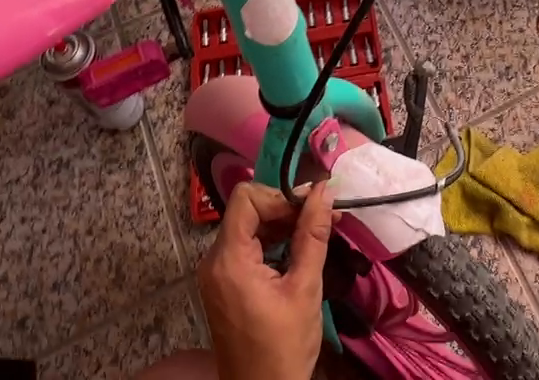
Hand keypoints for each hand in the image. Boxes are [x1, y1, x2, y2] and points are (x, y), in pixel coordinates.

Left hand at [198, 182, 334, 379]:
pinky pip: (246, 247)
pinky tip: (298, 252)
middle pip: (247, 210)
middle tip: (322, 218)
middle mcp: (214, 261)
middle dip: (285, 209)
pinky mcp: (223, 285)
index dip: (279, 196)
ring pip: (248, 227)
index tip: (309, 209)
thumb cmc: (284, 346)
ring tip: (316, 233)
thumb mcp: (304, 287)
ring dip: (282, 225)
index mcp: (228, 259)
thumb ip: (313, 235)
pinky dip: (272, 242)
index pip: (246, 197)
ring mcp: (216, 274)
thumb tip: (324, 191)